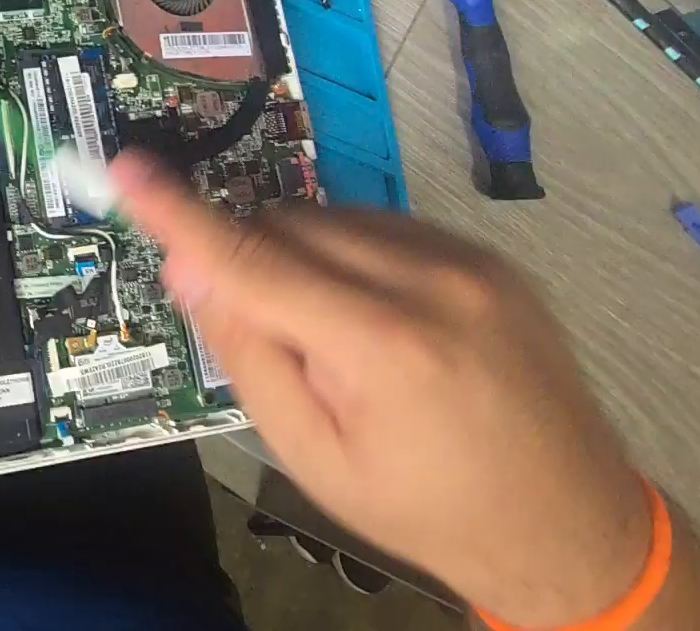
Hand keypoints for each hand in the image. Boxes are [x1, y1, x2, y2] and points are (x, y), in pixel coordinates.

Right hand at [107, 154, 649, 627]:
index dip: (179, 215)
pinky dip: (337, 251)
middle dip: (243, 258)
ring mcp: (466, 260)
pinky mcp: (480, 253)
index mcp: (384, 347)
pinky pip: (366, 222)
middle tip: (256, 323)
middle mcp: (431, 284)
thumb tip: (187, 270)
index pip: (250, 261)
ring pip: (319, 217)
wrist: (571, 528)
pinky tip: (364, 308)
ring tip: (323, 327)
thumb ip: (242, 350)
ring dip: (290, 255)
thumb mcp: (306, 449)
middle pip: (281, 226)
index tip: (128, 171)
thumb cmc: (418, 502)